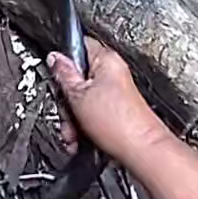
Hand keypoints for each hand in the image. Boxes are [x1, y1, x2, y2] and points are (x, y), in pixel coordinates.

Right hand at [48, 38, 171, 162]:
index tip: (57, 77)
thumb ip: (63, 74)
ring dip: (73, 117)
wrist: (143, 153)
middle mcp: (113, 72)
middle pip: (78, 77)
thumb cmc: (120, 124)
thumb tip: (54, 57)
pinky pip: (93, 111)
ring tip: (74, 133)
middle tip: (68, 114)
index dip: (63, 60)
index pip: (78, 45)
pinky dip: (84, 125)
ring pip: (83, 98)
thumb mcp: (78, 96)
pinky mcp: (117, 110)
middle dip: (68, 101)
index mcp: (106, 59)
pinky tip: (80, 139)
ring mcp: (116, 92)